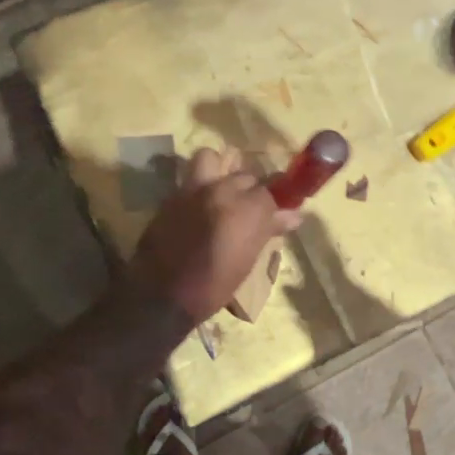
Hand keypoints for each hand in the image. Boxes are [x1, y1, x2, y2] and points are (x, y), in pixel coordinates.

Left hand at [129, 148, 302, 322]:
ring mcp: (193, 190)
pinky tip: (200, 206)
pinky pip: (190, 178)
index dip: (276, 200)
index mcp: (247, 210)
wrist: (161, 295)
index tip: (278, 209)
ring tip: (222, 190)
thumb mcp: (247, 261)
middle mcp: (222, 191)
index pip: (271, 191)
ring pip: (212, 159)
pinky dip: (200, 185)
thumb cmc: (212, 287)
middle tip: (250, 207)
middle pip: (245, 175)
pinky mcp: (171, 196)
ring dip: (220, 169)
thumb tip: (293, 215)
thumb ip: (268, 230)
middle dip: (251, 188)